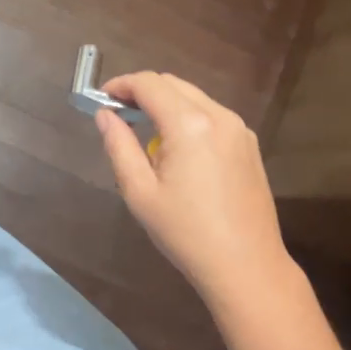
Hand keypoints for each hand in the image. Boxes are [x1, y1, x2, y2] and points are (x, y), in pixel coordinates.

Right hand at [94, 72, 292, 292]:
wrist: (246, 265)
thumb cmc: (185, 232)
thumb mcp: (139, 192)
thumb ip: (119, 146)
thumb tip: (105, 116)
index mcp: (189, 125)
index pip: (149, 84)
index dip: (121, 85)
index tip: (101, 100)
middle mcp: (219, 116)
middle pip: (173, 84)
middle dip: (142, 92)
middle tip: (118, 116)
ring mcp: (239, 130)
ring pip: (194, 98)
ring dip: (166, 105)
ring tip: (145, 137)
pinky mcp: (249, 145)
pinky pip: (212, 116)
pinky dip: (188, 118)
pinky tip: (177, 151)